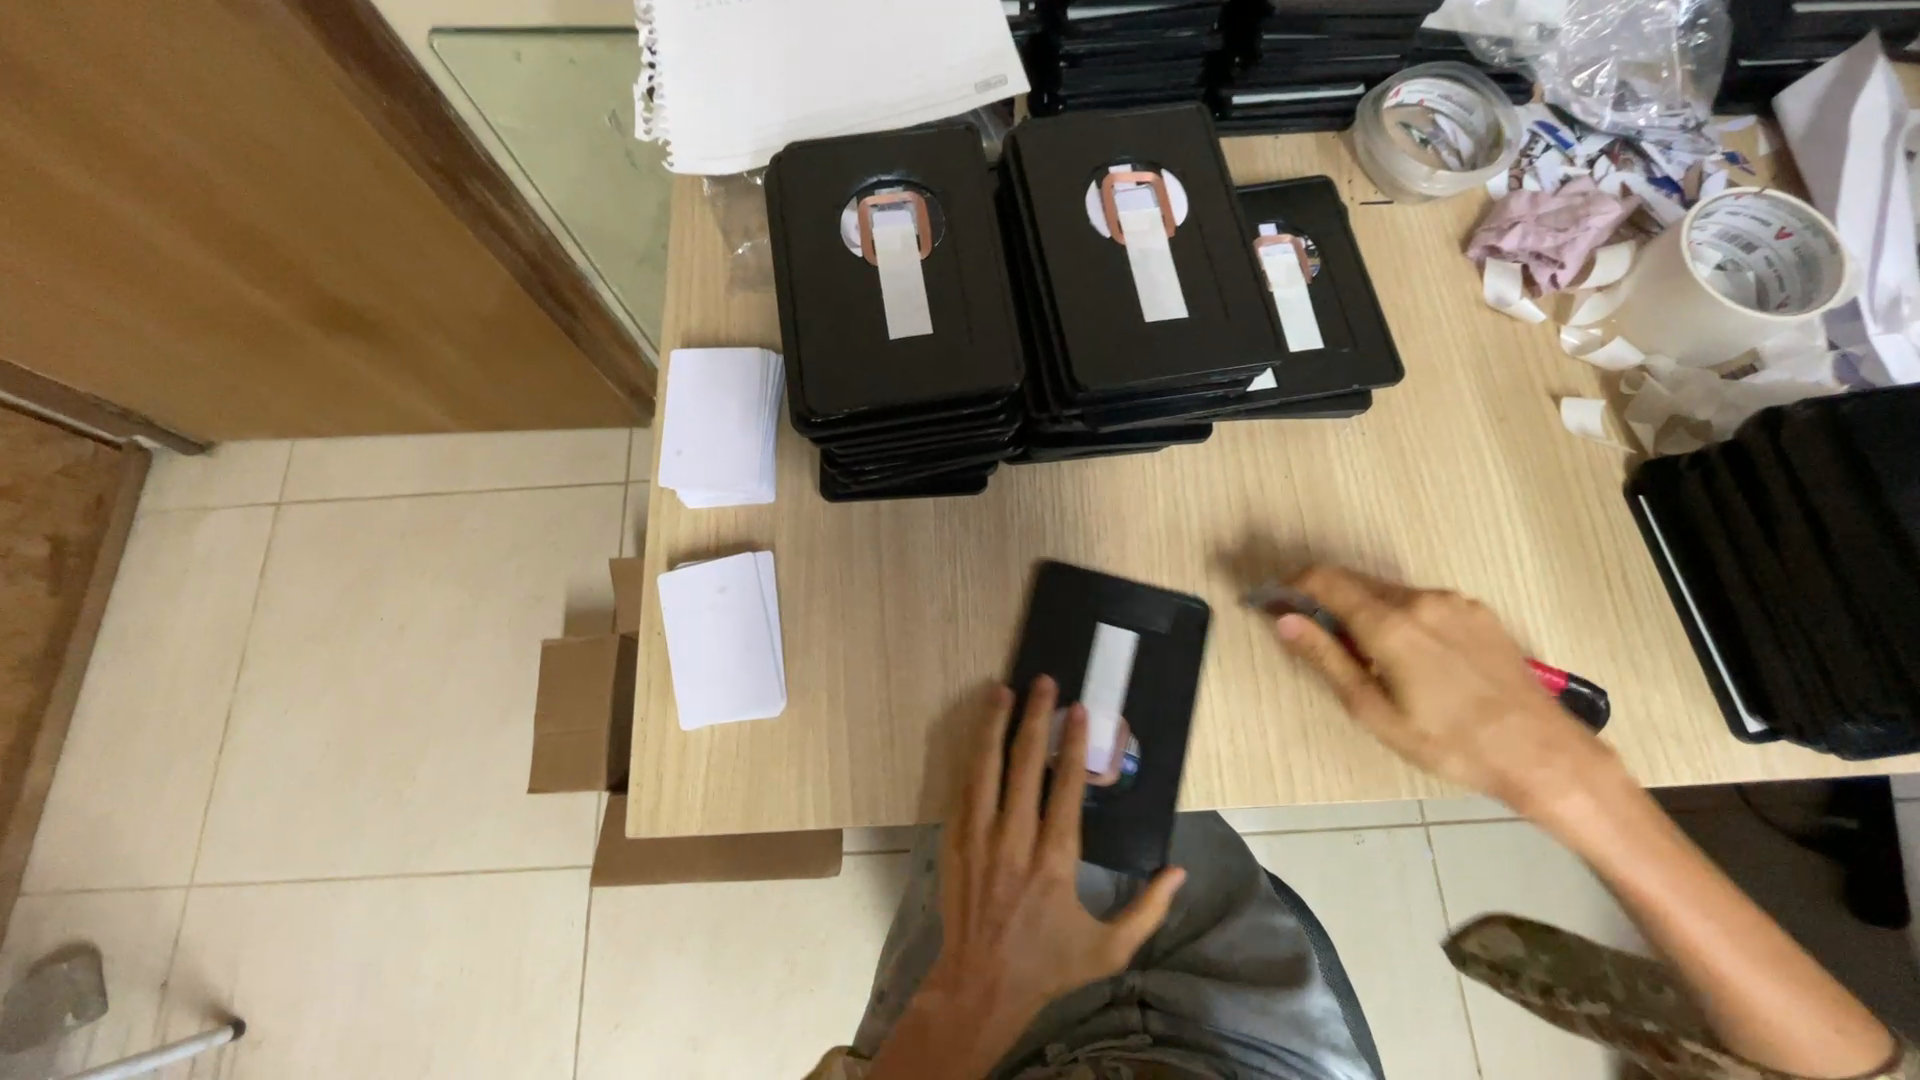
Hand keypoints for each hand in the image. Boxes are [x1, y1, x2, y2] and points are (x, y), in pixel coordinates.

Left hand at [872, 679, 1183, 1077]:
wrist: (979, 984)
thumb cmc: (1048, 964)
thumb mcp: (1110, 949)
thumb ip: (1148, 909)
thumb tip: (1179, 871)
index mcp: (1055, 859)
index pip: (1066, 786)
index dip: (1074, 744)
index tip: (1079, 710)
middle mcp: (1015, 840)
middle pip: (1023, 763)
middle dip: (1034, 717)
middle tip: (1042, 682)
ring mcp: (979, 838)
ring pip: (985, 767)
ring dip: (993, 725)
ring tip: (1000, 690)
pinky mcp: (955, 842)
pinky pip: (963, 789)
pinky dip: (971, 757)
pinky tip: (979, 735)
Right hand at [1272, 565, 1621, 815]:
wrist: (1543, 753)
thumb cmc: (1448, 743)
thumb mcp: (1374, 711)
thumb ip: (1327, 659)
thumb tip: (1285, 620)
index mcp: (1391, 624)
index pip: (1325, 580)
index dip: (1291, 585)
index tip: (1271, 600)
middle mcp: (1421, 600)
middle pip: (1354, 581)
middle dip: (1321, 597)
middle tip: (1304, 629)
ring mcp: (1454, 603)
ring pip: (1387, 592)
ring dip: (1358, 607)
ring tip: (1355, 650)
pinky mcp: (1476, 613)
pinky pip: (1418, 602)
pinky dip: (1394, 614)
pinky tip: (1400, 652)